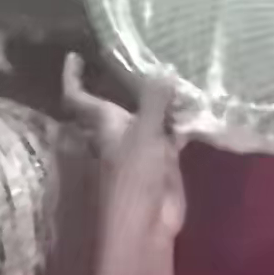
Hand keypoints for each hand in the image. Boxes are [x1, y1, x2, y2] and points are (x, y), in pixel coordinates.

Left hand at [62, 55, 184, 274]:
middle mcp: (121, 130)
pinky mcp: (165, 154)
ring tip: (178, 66)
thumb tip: (163, 68)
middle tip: (144, 50)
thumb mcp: (144, 135)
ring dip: (161, 95)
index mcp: (105, 125)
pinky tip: (199, 100)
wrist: (147, 224)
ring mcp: (143, 143)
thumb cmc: (133, 179)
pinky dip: (184, 115)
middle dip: (127, 79)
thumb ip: (154, 102)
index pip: (79, 96)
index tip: (74, 55)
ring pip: (150, 111)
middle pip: (119, 100)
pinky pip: (174, 127)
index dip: (74, 77)